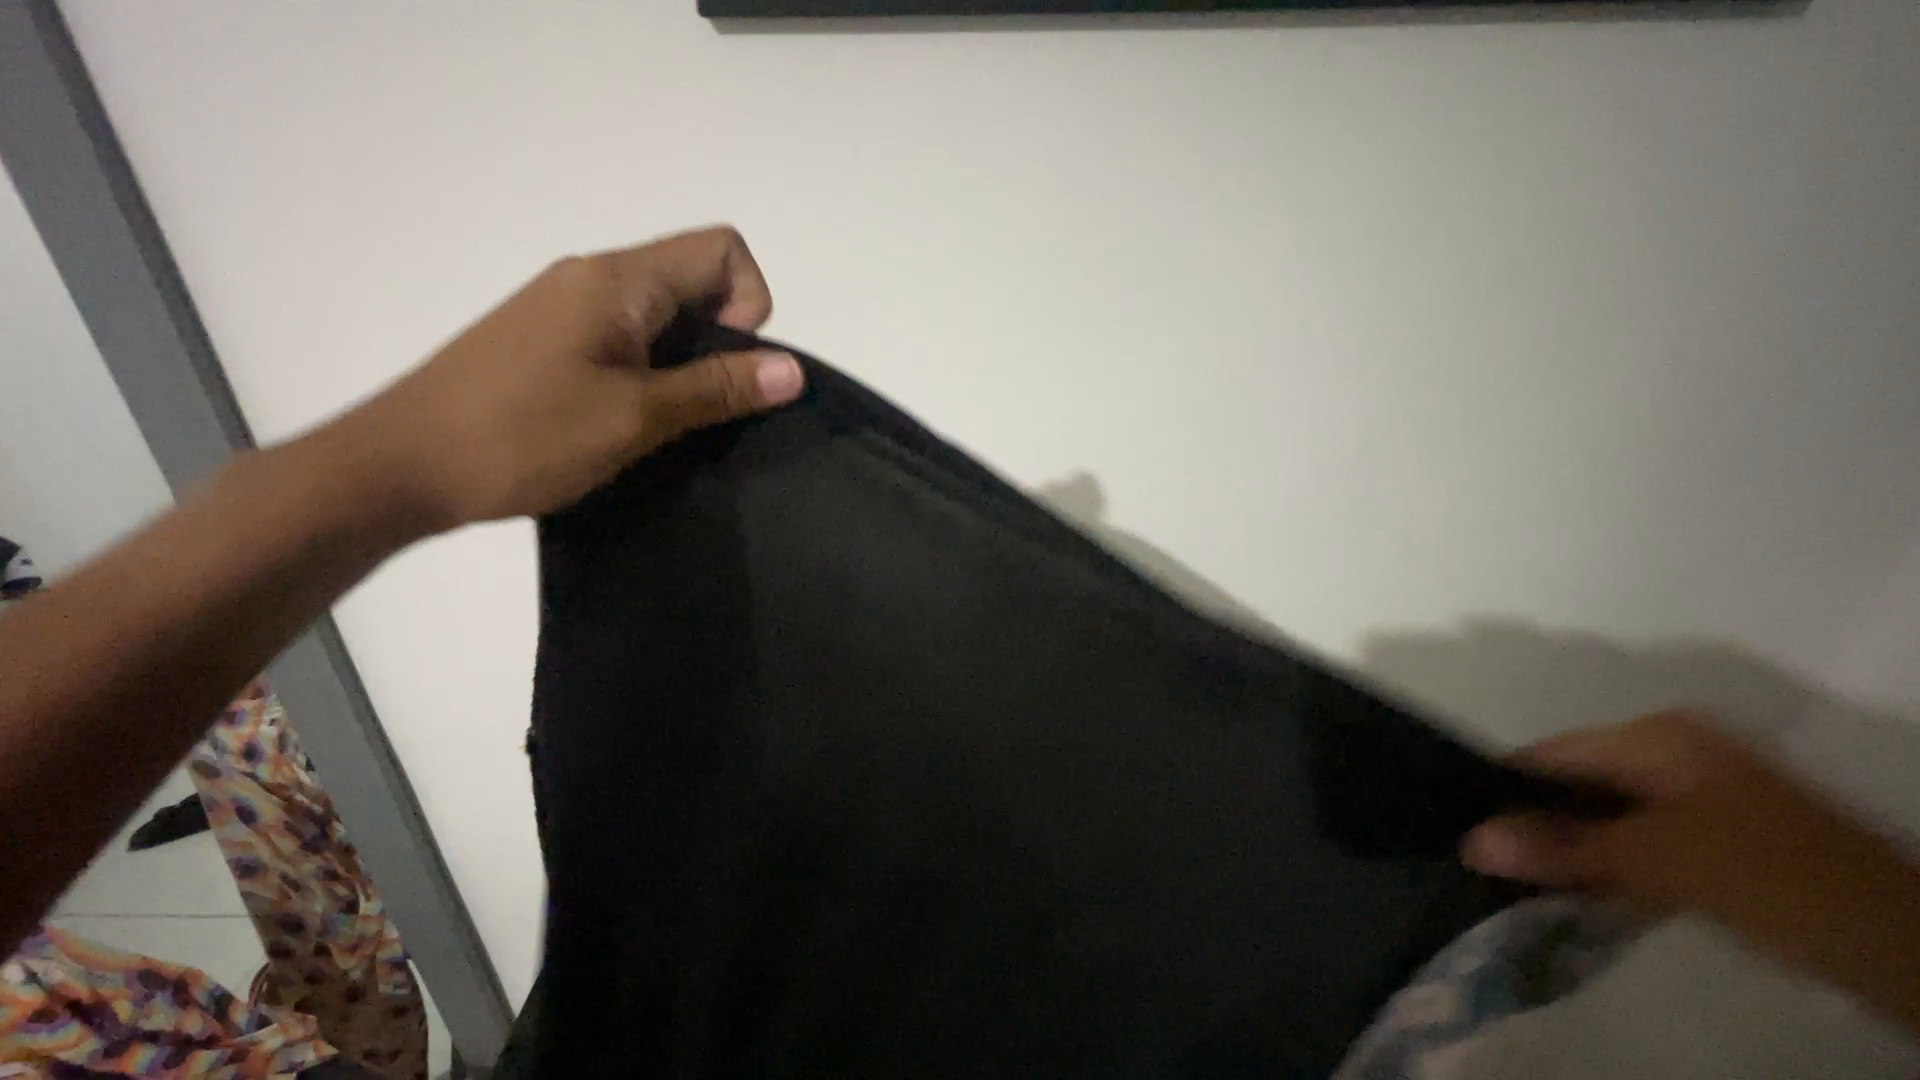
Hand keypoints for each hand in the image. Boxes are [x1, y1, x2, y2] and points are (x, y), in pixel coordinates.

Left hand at [336, 226, 804, 532]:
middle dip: (723, 341)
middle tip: (700, 408)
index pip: (722, 251)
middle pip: (695, 280)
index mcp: (617, 280)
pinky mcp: (550, 341)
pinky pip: (627, 339)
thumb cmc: (522, 436)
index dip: (749, 305)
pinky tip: (630, 423)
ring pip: (662, 316)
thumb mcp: (635, 417)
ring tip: (667, 424)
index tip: (725, 368)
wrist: (401, 466)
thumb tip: (793, 369)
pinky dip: (650, 373)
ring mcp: (566, 308)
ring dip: (686, 363)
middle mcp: (593, 278)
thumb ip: (717, 389)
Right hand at [1465, 711, 1919, 1031]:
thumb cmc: (1773, 878)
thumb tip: (1469, 842)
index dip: (1505, 794)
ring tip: (1531, 887)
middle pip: (1579, 786)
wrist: (1911, 943)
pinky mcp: (1722, 834)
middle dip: (1541, 826)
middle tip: (1494, 870)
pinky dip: (1616, 866)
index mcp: (1658, 738)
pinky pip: (1644, 840)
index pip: (1551, 755)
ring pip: (1610, 817)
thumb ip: (1563, 848)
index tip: (1462, 834)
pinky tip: (1592, 896)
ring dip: (1578, 852)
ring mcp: (1703, 793)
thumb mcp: (1660, 862)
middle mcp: (1675, 752)